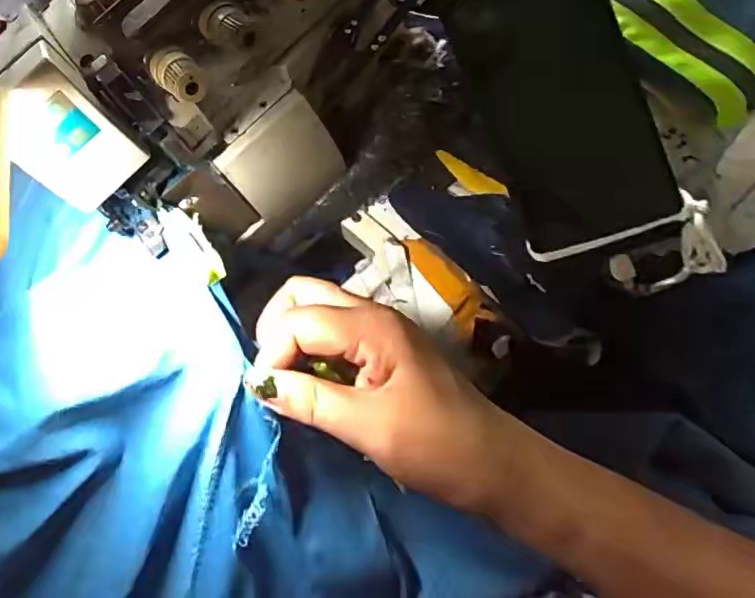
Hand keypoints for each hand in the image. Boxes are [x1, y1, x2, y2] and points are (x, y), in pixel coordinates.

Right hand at [249, 276, 519, 514]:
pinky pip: (332, 327)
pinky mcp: (381, 342)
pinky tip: (313, 380)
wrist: (494, 462)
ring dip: (292, 335)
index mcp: (370, 324)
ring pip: (316, 305)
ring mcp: (377, 324)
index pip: (299, 318)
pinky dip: (311, 345)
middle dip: (276, 328)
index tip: (267, 394)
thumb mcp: (370, 428)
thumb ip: (312, 401)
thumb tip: (260, 384)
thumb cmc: (436, 446)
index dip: (273, 353)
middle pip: (303, 292)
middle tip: (272, 375)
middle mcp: (370, 312)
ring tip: (288, 379)